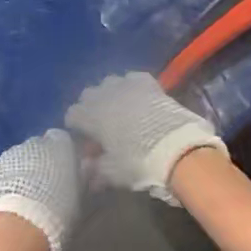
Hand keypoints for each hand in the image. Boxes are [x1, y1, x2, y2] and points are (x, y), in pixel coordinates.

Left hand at [0, 130, 83, 250]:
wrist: (17, 226)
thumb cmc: (58, 212)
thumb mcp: (83, 200)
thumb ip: (90, 182)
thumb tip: (97, 174)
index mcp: (59, 146)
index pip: (69, 139)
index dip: (78, 149)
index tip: (87, 161)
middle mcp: (32, 144)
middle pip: (44, 146)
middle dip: (53, 158)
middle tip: (60, 177)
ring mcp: (9, 155)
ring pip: (24, 156)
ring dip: (32, 166)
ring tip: (37, 188)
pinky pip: (8, 168)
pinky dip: (15, 176)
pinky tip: (18, 193)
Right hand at [65, 73, 226, 205]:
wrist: (179, 151)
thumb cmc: (138, 162)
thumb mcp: (112, 172)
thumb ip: (95, 168)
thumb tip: (86, 169)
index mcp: (88, 116)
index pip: (71, 115)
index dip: (77, 127)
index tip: (85, 138)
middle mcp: (102, 96)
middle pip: (87, 95)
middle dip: (91, 107)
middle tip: (103, 124)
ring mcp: (125, 87)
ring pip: (109, 83)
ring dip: (111, 94)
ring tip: (121, 108)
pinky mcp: (148, 84)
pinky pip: (134, 78)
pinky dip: (134, 86)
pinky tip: (140, 97)